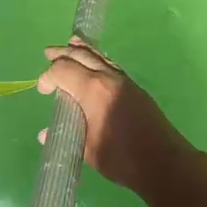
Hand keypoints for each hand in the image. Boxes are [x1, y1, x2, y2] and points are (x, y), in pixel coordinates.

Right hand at [38, 36, 193, 196]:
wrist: (164, 162)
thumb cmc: (123, 159)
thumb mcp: (88, 151)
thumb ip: (67, 136)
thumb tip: (45, 134)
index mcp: (93, 90)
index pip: (64, 70)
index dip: (48, 76)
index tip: (42, 90)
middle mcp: (109, 79)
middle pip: (82, 56)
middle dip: (63, 53)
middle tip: (49, 52)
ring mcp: (125, 82)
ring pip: (100, 57)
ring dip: (83, 51)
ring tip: (71, 44)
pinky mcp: (136, 90)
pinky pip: (112, 66)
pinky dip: (99, 60)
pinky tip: (96, 65)